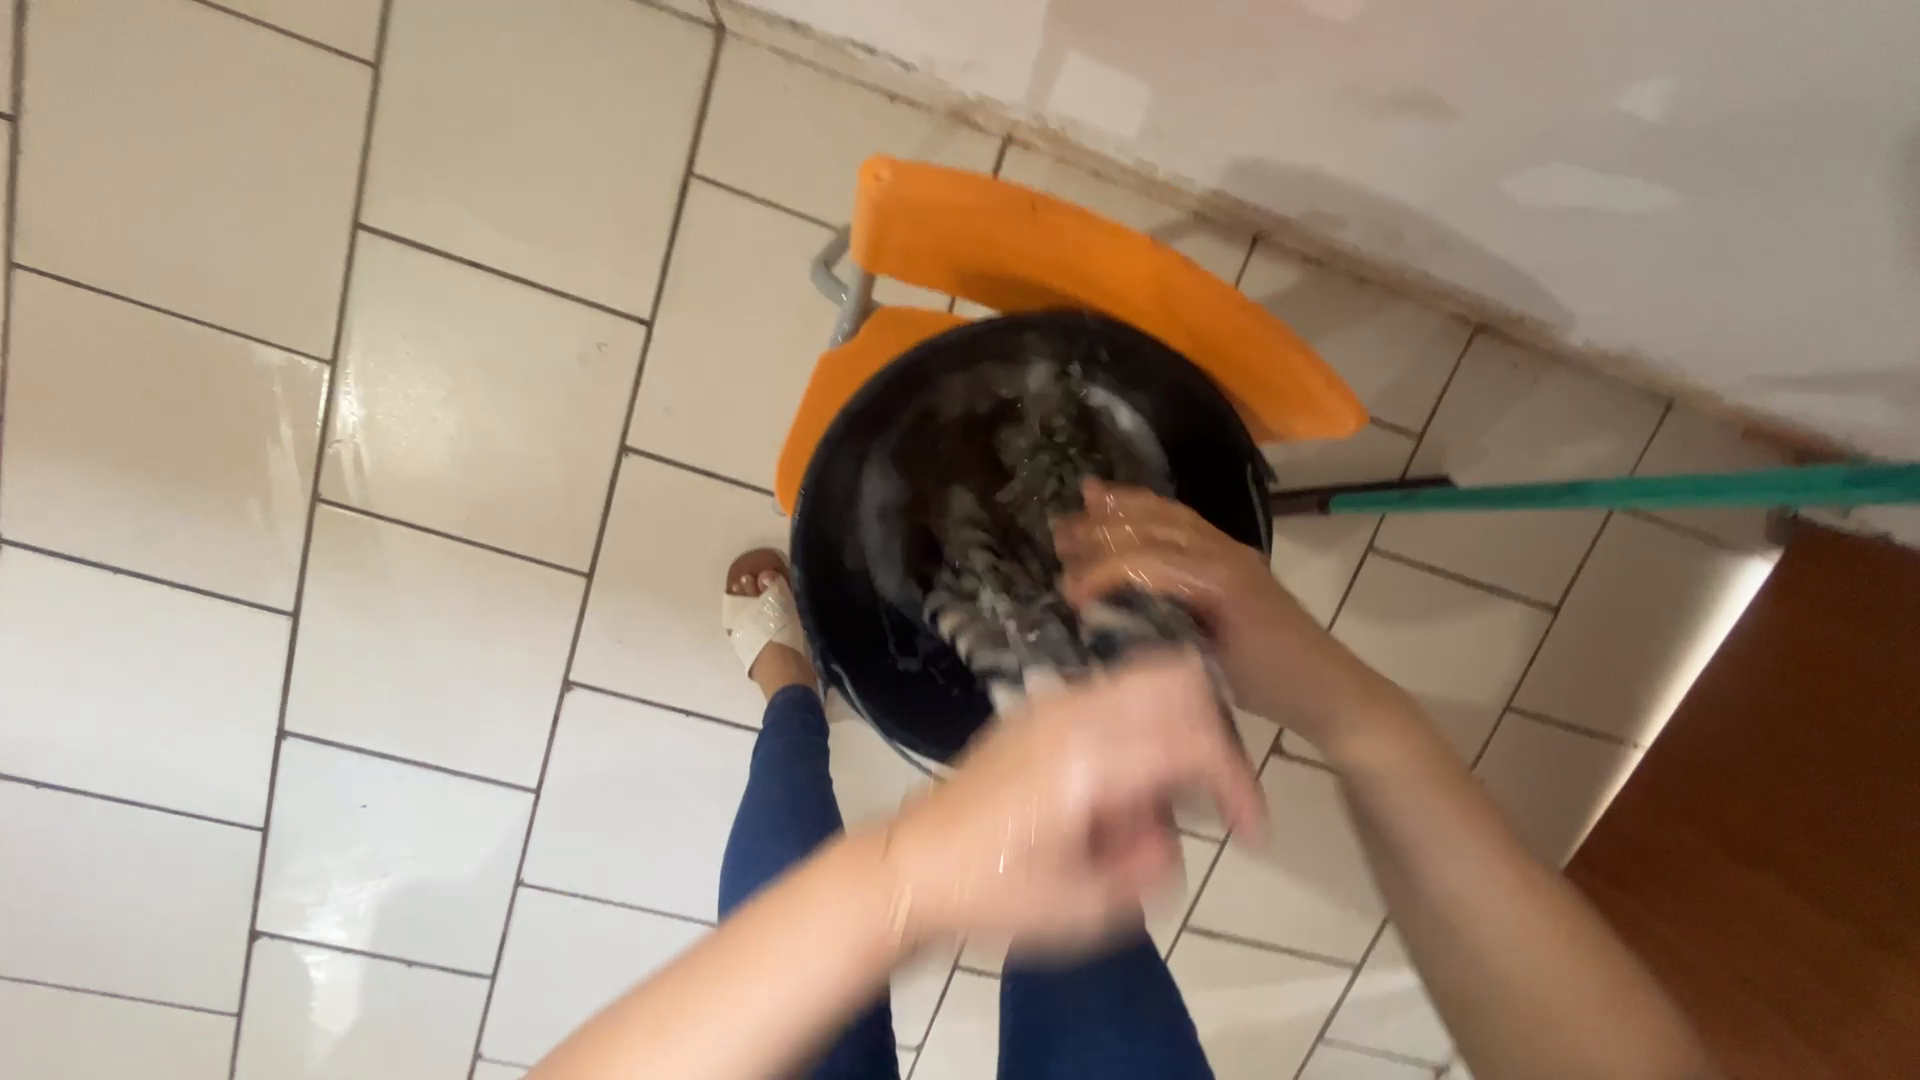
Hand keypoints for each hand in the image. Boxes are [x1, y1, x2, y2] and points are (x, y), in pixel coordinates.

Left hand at [880, 653, 1264, 955]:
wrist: (914, 864)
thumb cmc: (994, 893)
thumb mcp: (1087, 909)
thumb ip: (1152, 865)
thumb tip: (1167, 830)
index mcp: (1091, 761)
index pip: (1196, 742)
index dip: (1239, 783)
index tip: (1250, 831)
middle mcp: (1074, 712)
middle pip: (1178, 681)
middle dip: (1211, 735)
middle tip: (1208, 797)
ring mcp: (1051, 701)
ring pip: (1145, 677)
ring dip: (1172, 726)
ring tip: (1151, 797)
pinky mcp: (1037, 706)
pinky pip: (1111, 691)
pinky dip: (1137, 722)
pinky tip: (1115, 782)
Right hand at [1052, 479, 1400, 751]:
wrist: (1327, 684)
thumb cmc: (1269, 686)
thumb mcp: (1209, 672)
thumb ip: (1161, 640)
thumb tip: (1103, 624)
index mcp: (1218, 580)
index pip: (1147, 562)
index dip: (1102, 573)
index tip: (1067, 593)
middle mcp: (1222, 552)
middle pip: (1153, 528)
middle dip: (1102, 529)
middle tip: (1059, 534)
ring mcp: (1229, 548)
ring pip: (1168, 515)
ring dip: (1123, 508)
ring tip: (1085, 497)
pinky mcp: (1231, 553)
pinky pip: (1184, 520)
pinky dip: (1150, 509)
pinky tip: (1129, 505)